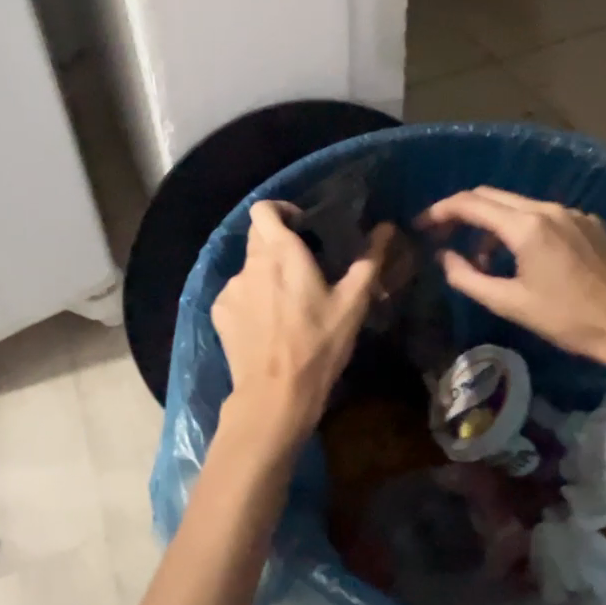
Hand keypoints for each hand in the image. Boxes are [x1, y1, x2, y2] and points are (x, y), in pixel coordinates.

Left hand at [210, 201, 391, 450]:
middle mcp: (250, 263)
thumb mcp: (353, 305)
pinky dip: (251, 300)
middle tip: (302, 266)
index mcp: (281, 252)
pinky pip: (237, 294)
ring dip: (266, 275)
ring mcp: (231, 288)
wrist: (274, 395)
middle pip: (257, 237)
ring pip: (248, 267)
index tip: (301, 226)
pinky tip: (267, 325)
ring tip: (287, 303)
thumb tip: (386, 228)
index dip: (280, 210)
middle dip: (277, 243)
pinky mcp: (219, 311)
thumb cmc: (318, 345)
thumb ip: (369, 261)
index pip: (263, 209)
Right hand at [416, 187, 605, 375]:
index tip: (421, 226)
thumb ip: (467, 278)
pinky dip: (521, 228)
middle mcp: (548, 209)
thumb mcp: (509, 304)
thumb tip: (443, 257)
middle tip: (442, 236)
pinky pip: (543, 215)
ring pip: (517, 205)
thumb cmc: (567, 320)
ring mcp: (573, 213)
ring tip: (484, 259)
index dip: (439, 211)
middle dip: (462, 212)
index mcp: (527, 226)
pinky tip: (523, 258)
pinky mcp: (590, 223)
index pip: (469, 203)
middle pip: (490, 196)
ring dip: (492, 224)